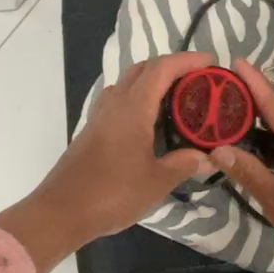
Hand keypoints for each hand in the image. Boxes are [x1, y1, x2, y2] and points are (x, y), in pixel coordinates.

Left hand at [0, 52, 216, 272]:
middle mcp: (114, 103)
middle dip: (170, 67)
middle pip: (142, 69)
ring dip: (150, 82)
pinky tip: (148, 122)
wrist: (62, 211)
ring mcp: (99, 117)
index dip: (187, 60)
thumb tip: (208, 157)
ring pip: (126, 84)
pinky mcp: (91, 131)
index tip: (211, 63)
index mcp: (133, 108)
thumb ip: (184, 164)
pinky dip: (137, 99)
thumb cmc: (113, 193)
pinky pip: (117, 102)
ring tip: (175, 99)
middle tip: (196, 80)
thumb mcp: (157, 181)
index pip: (162, 69)